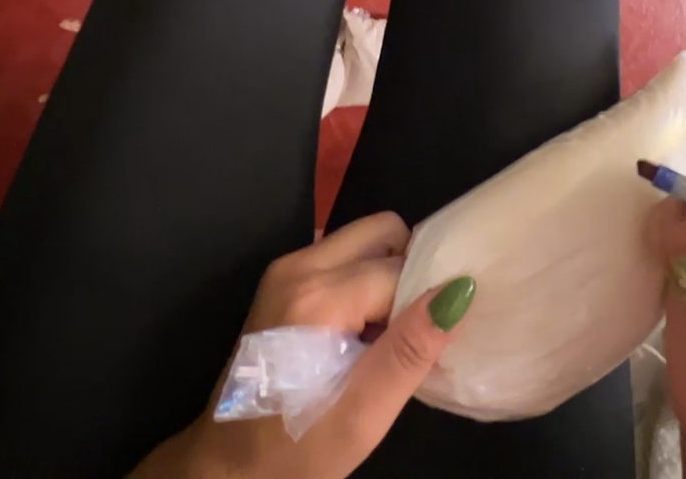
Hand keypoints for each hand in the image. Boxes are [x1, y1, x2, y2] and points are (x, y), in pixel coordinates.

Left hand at [130, 212, 475, 478]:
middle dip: (409, 271)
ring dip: (387, 275)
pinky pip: (345, 254)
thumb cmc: (295, 450)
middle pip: (383, 231)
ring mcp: (287, 266)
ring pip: (365, 238)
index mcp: (317, 296)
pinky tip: (360, 331)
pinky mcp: (284, 276)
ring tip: (383, 335)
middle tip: (407, 331)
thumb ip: (410, 349)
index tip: (427, 342)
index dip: (424, 303)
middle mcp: (300, 264)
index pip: (400, 270)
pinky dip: (366, 279)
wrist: (225, 466)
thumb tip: (460, 289)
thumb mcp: (361, 416)